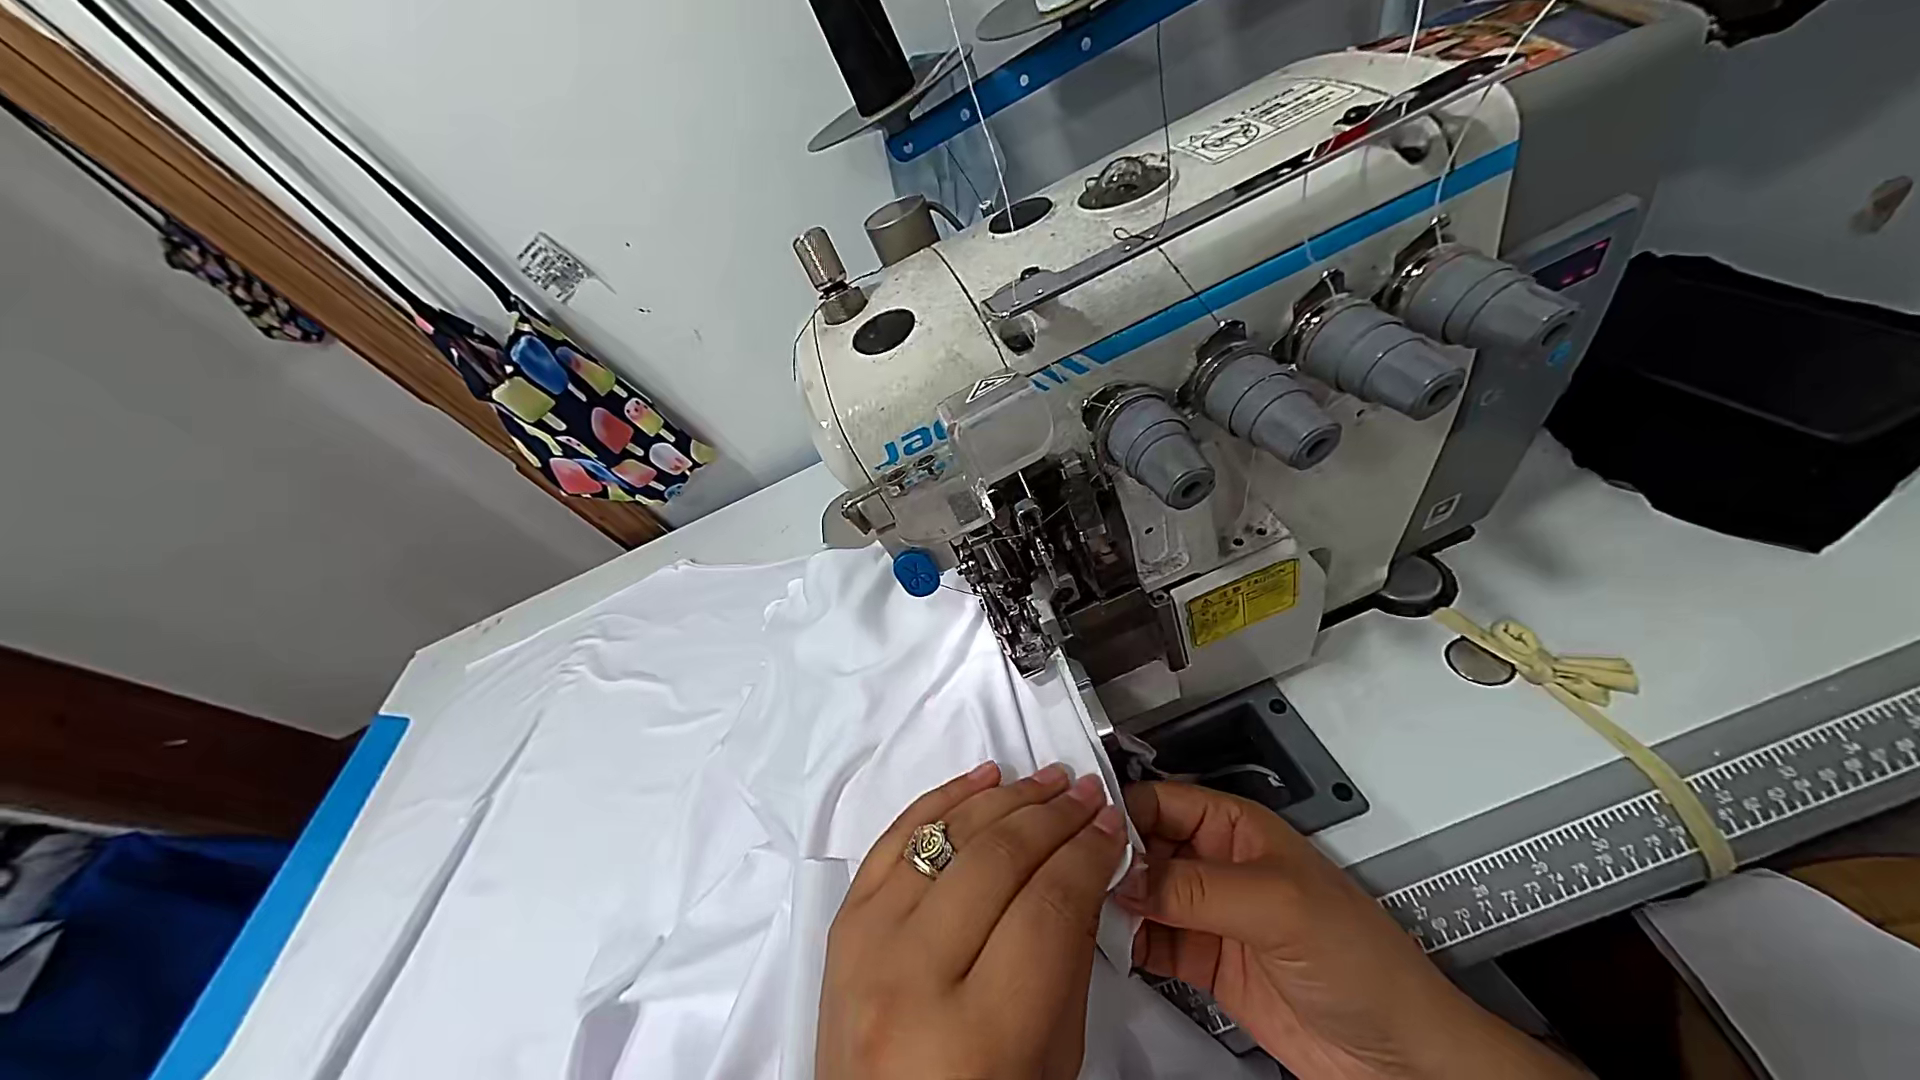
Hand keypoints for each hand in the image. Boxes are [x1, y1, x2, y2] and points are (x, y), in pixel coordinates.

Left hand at [817, 761, 1129, 1079]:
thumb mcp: (1049, 1063)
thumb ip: (1071, 961)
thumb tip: (1087, 869)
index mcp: (974, 1038)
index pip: (1048, 907)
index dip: (1089, 856)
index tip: (1110, 830)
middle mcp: (911, 981)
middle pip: (999, 860)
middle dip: (1055, 818)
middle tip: (1086, 798)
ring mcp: (867, 944)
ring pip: (949, 834)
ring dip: (1007, 797)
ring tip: (1046, 781)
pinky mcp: (844, 922)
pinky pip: (896, 835)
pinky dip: (944, 798)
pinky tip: (981, 778)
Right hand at [1119, 782, 1585, 1079]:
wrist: (1400, 1060)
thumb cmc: (1369, 964)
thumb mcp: (1279, 907)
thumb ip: (1199, 886)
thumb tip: (1131, 873)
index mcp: (1233, 827)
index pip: (1159, 800)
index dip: (1120, 811)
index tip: (1086, 832)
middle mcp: (1213, 862)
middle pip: (1141, 844)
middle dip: (1109, 857)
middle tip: (1078, 874)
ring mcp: (1205, 911)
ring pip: (1138, 891)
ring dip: (1111, 899)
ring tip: (1084, 908)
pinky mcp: (1200, 957)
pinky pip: (1147, 938)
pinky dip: (1124, 939)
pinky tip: (1108, 943)